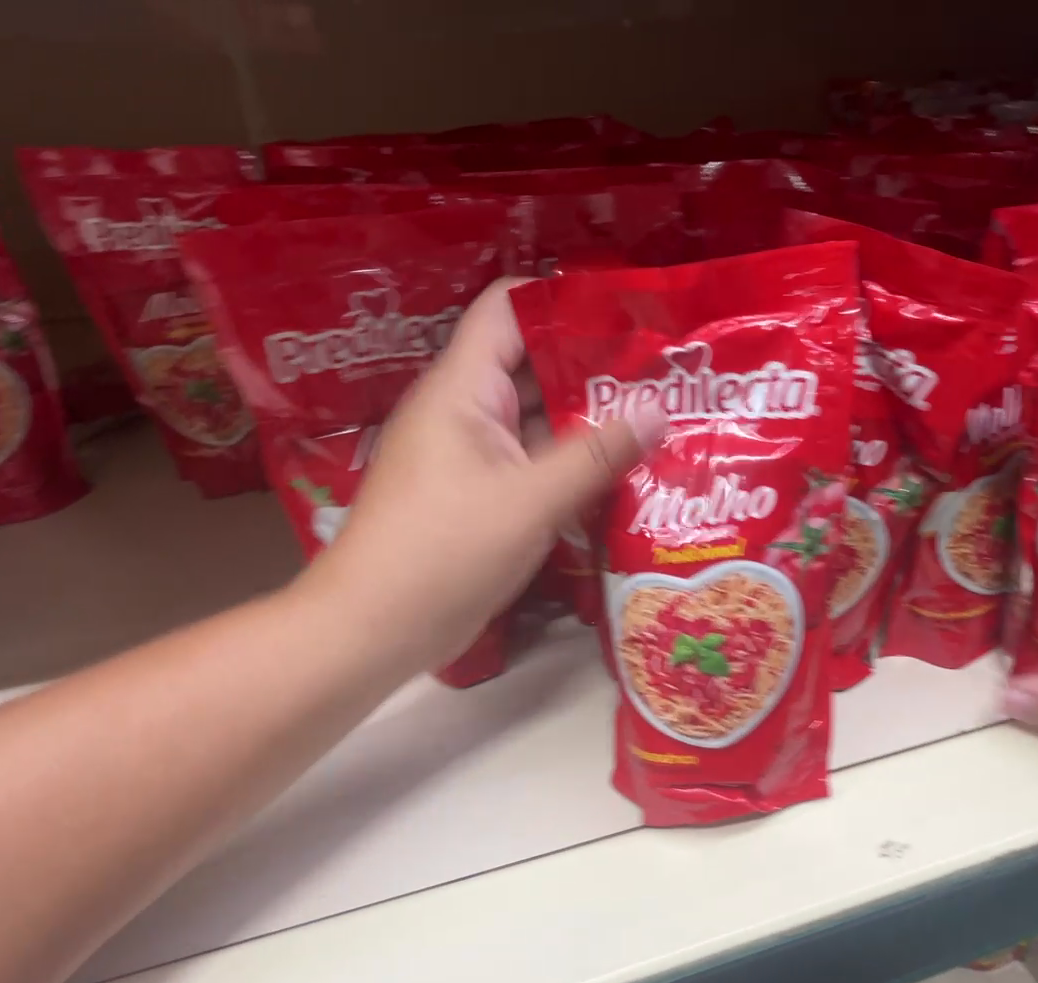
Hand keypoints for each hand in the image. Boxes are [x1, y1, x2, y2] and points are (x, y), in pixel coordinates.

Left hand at [294, 277, 667, 675]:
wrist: (373, 628)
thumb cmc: (443, 551)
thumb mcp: (530, 501)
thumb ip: (596, 454)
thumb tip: (658, 410)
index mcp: (462, 388)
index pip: (509, 309)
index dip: (564, 300)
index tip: (628, 313)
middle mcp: (465, 411)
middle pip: (533, 364)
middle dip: (595, 366)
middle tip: (663, 372)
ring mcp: (472, 456)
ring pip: (537, 419)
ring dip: (589, 419)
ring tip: (657, 416)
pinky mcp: (481, 495)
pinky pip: (533, 463)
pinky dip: (572, 462)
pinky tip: (622, 470)